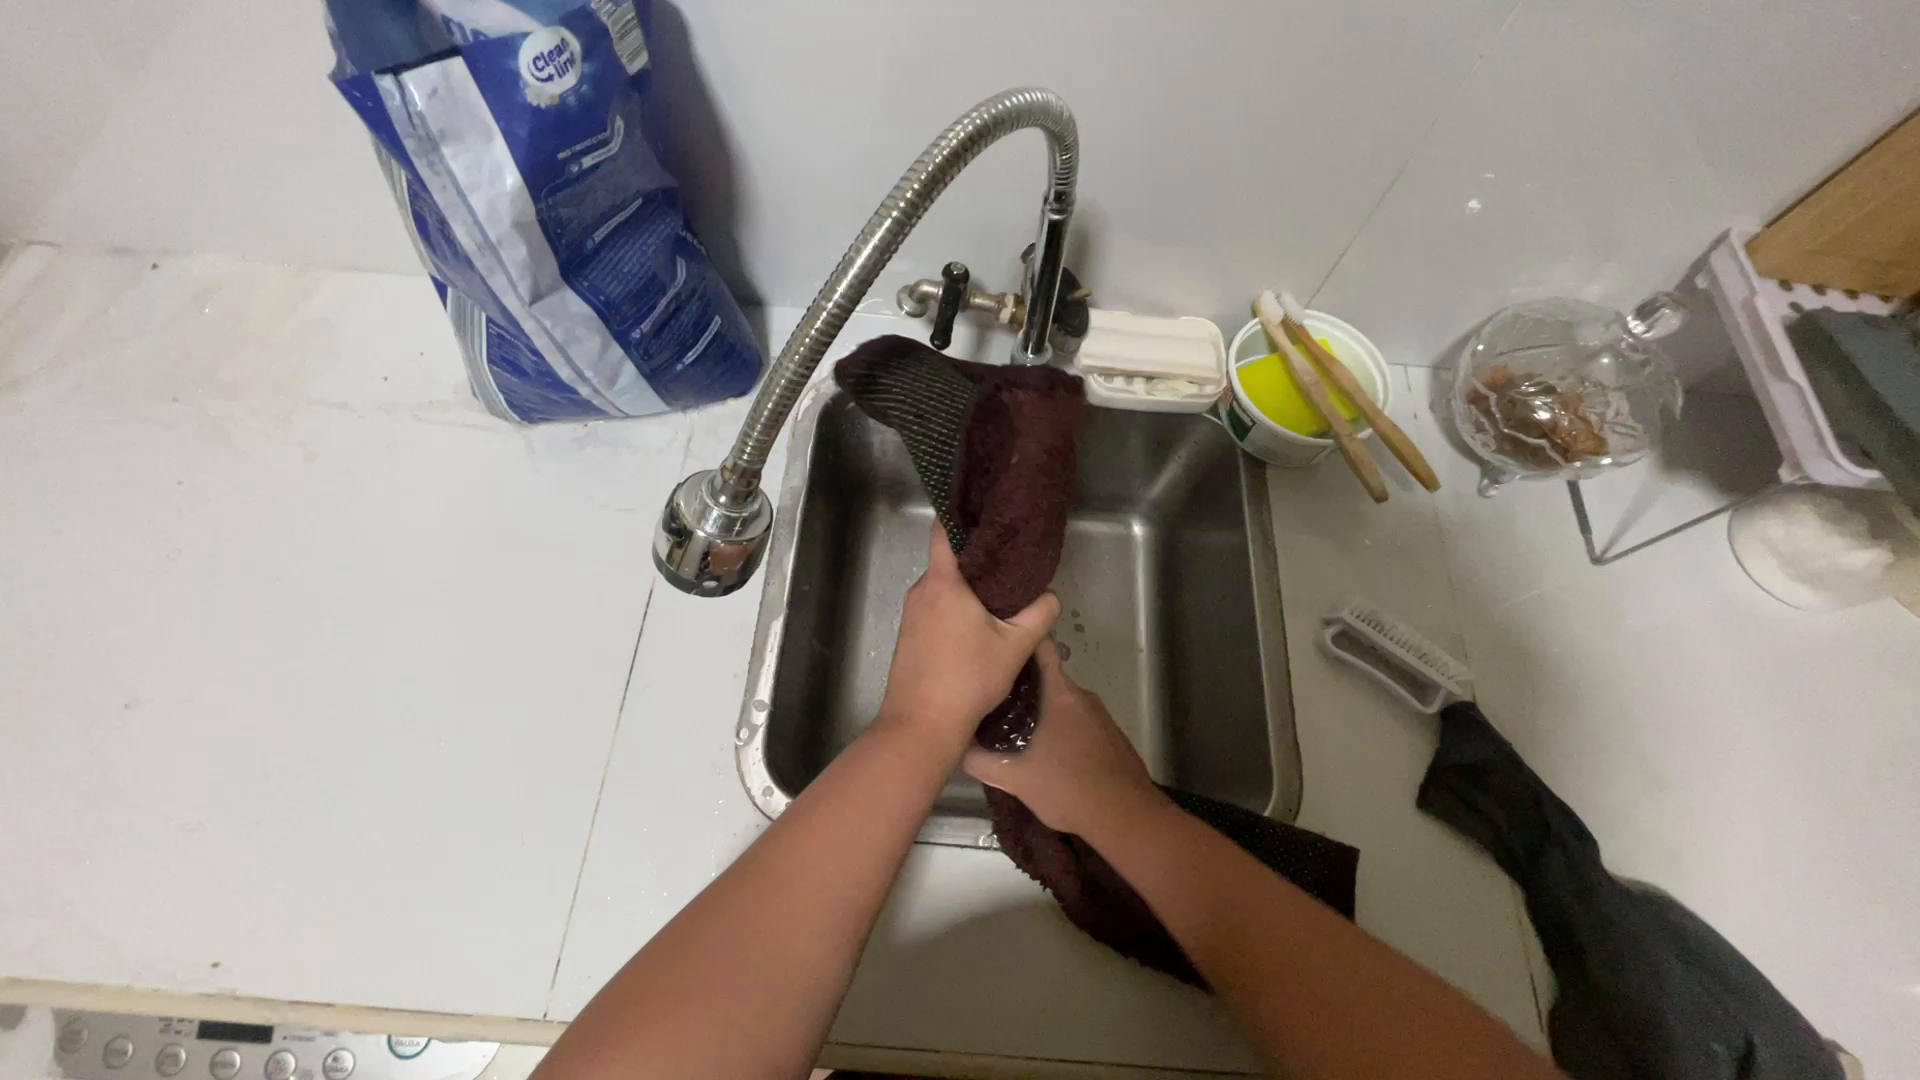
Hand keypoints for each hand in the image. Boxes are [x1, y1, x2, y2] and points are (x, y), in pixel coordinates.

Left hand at [876, 523, 1058, 751]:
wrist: (921, 726)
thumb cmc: (967, 679)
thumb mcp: (1015, 647)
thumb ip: (1039, 615)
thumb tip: (1050, 597)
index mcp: (943, 583)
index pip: (943, 532)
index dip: (961, 517)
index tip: (984, 514)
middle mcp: (921, 592)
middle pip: (947, 562)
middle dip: (976, 561)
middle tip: (1009, 564)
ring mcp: (910, 616)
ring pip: (942, 590)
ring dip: (967, 591)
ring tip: (999, 598)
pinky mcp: (908, 638)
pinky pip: (934, 611)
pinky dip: (954, 611)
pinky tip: (977, 628)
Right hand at [963, 640, 1165, 836]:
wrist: (1126, 815)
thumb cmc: (1068, 787)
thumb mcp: (1014, 779)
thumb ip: (981, 761)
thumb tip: (959, 745)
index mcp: (1059, 693)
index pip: (1041, 647)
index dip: (1020, 644)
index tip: (998, 651)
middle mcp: (1081, 695)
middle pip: (1047, 677)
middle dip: (1021, 686)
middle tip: (994, 699)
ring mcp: (1099, 715)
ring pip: (1062, 702)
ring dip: (1042, 711)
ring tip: (1017, 730)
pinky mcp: (1109, 734)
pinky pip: (1078, 721)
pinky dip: (1062, 729)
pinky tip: (1050, 753)